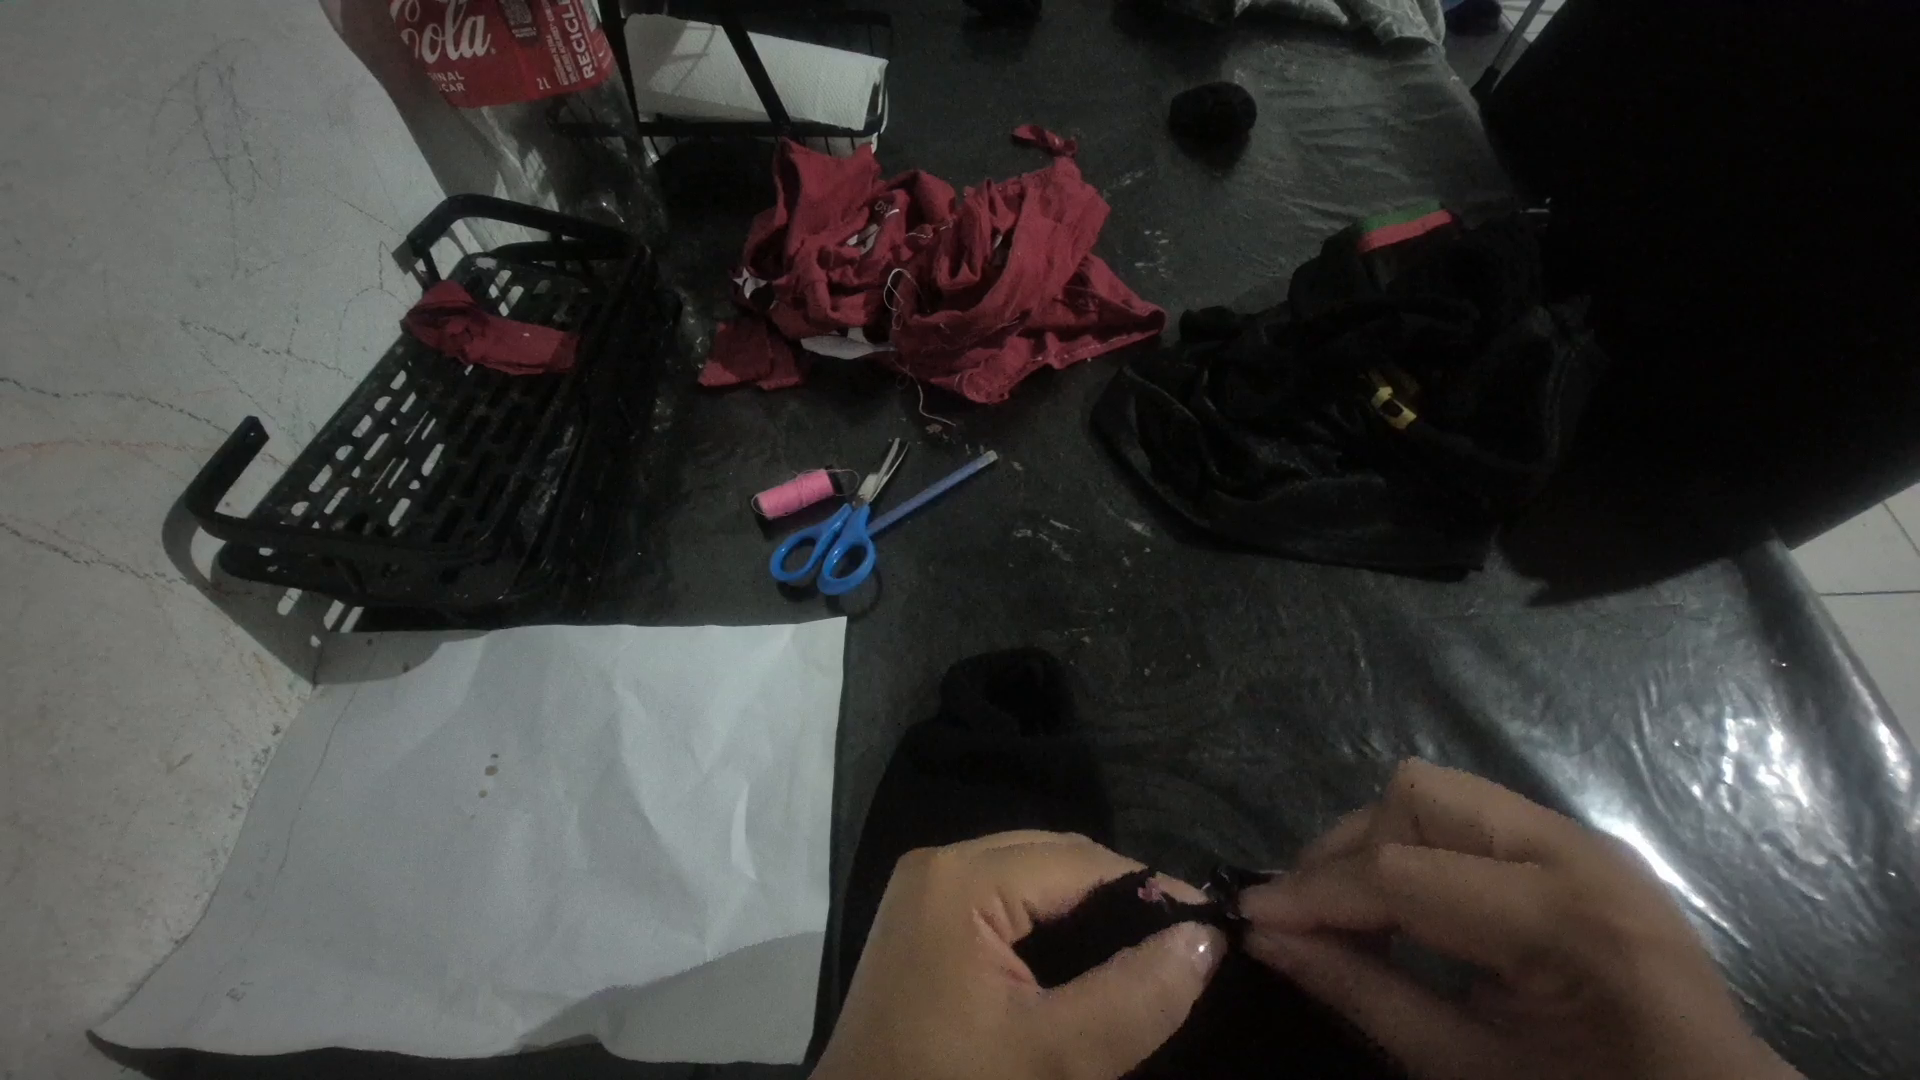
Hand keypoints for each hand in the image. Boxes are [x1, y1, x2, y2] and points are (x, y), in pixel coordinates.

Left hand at [814, 831, 1225, 1079]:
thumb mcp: (1051, 1059)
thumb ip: (1132, 998)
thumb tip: (1204, 939)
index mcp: (961, 878)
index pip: (1078, 860)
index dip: (1149, 888)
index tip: (1209, 924)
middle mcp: (939, 862)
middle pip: (1051, 856)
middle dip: (1118, 892)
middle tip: (1180, 940)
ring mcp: (924, 886)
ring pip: (1027, 871)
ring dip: (1084, 903)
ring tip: (1142, 946)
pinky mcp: (921, 914)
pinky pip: (999, 893)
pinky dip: (1045, 916)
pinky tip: (1080, 954)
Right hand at [1240, 760, 1801, 1079]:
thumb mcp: (1471, 1069)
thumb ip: (1361, 992)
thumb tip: (1263, 937)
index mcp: (1570, 923)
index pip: (1399, 872)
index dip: (1312, 892)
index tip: (1250, 914)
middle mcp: (1577, 852)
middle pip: (1414, 798)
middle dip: (1348, 853)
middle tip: (1315, 918)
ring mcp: (1580, 839)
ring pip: (1430, 791)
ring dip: (1378, 843)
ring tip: (1360, 912)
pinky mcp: (1572, 842)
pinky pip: (1461, 814)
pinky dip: (1414, 847)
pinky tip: (1411, 907)